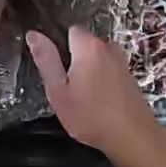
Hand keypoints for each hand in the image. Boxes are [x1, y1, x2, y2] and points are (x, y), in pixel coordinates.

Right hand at [26, 26, 165, 161]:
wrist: (131, 136)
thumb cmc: (91, 116)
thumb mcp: (59, 90)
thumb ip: (46, 59)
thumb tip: (34, 34)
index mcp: (89, 46)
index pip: (70, 30)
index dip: (59, 46)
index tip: (55, 67)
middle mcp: (108, 47)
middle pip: (84, 44)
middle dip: (74, 60)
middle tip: (67, 87)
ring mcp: (122, 62)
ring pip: (97, 59)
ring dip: (88, 71)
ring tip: (83, 96)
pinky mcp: (129, 76)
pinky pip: (108, 70)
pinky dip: (101, 80)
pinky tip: (98, 101)